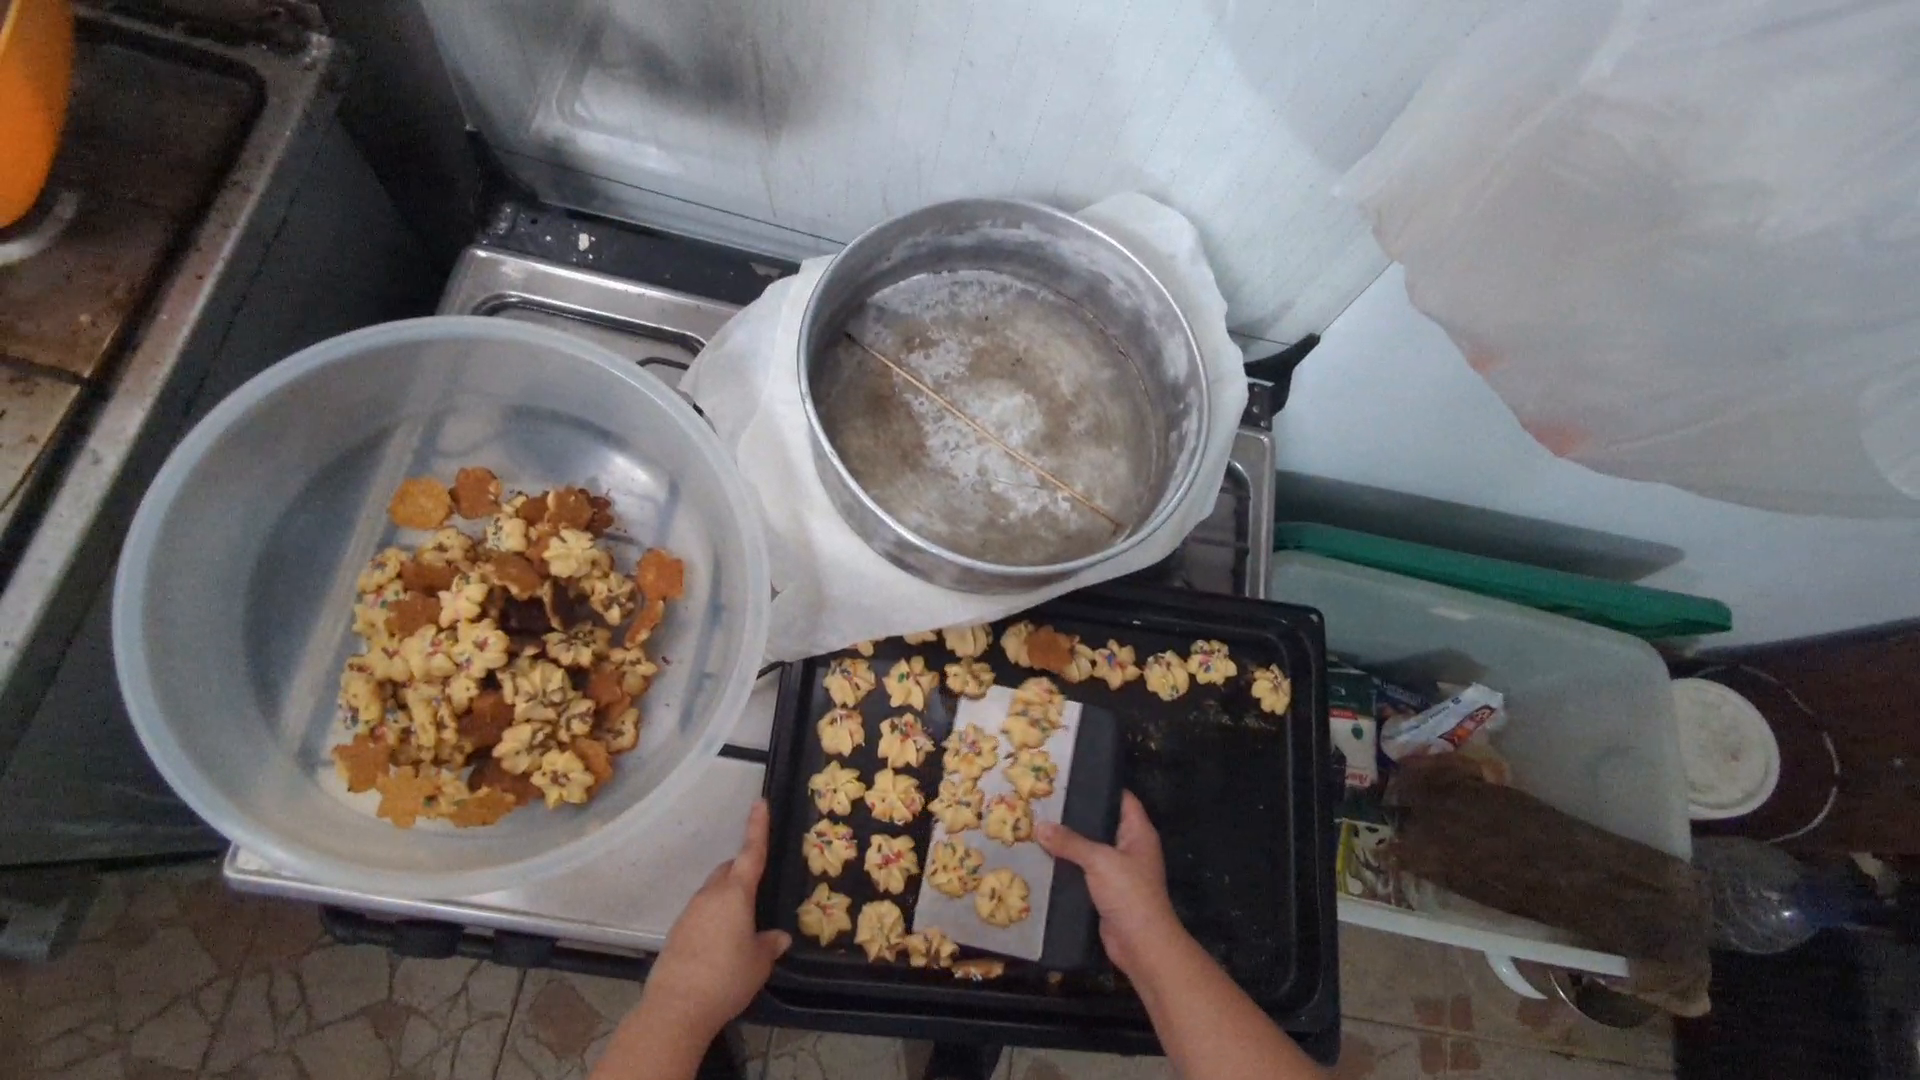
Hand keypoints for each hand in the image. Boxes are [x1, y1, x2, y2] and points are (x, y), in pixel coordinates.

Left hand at [642, 799, 790, 1037]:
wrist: (676, 1008)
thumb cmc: (727, 978)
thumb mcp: (759, 962)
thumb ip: (770, 944)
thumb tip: (779, 937)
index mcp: (735, 893)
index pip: (751, 852)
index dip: (757, 827)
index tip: (760, 802)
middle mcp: (710, 895)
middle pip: (727, 871)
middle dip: (741, 872)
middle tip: (757, 890)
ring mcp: (690, 913)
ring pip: (712, 894)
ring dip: (726, 901)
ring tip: (741, 928)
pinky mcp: (676, 934)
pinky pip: (700, 915)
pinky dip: (712, 920)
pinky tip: (720, 947)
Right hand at [1036, 791, 1183, 976]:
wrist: (1141, 945)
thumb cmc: (1129, 893)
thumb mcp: (1099, 861)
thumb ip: (1070, 842)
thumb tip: (1040, 826)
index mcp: (1138, 832)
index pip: (1121, 798)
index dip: (1101, 784)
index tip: (1072, 776)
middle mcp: (1129, 847)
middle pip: (1101, 822)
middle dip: (1076, 814)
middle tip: (1045, 800)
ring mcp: (1117, 870)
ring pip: (1089, 848)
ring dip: (1068, 842)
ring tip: (1037, 824)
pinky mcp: (1105, 891)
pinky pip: (1083, 871)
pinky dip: (1067, 865)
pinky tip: (1043, 857)